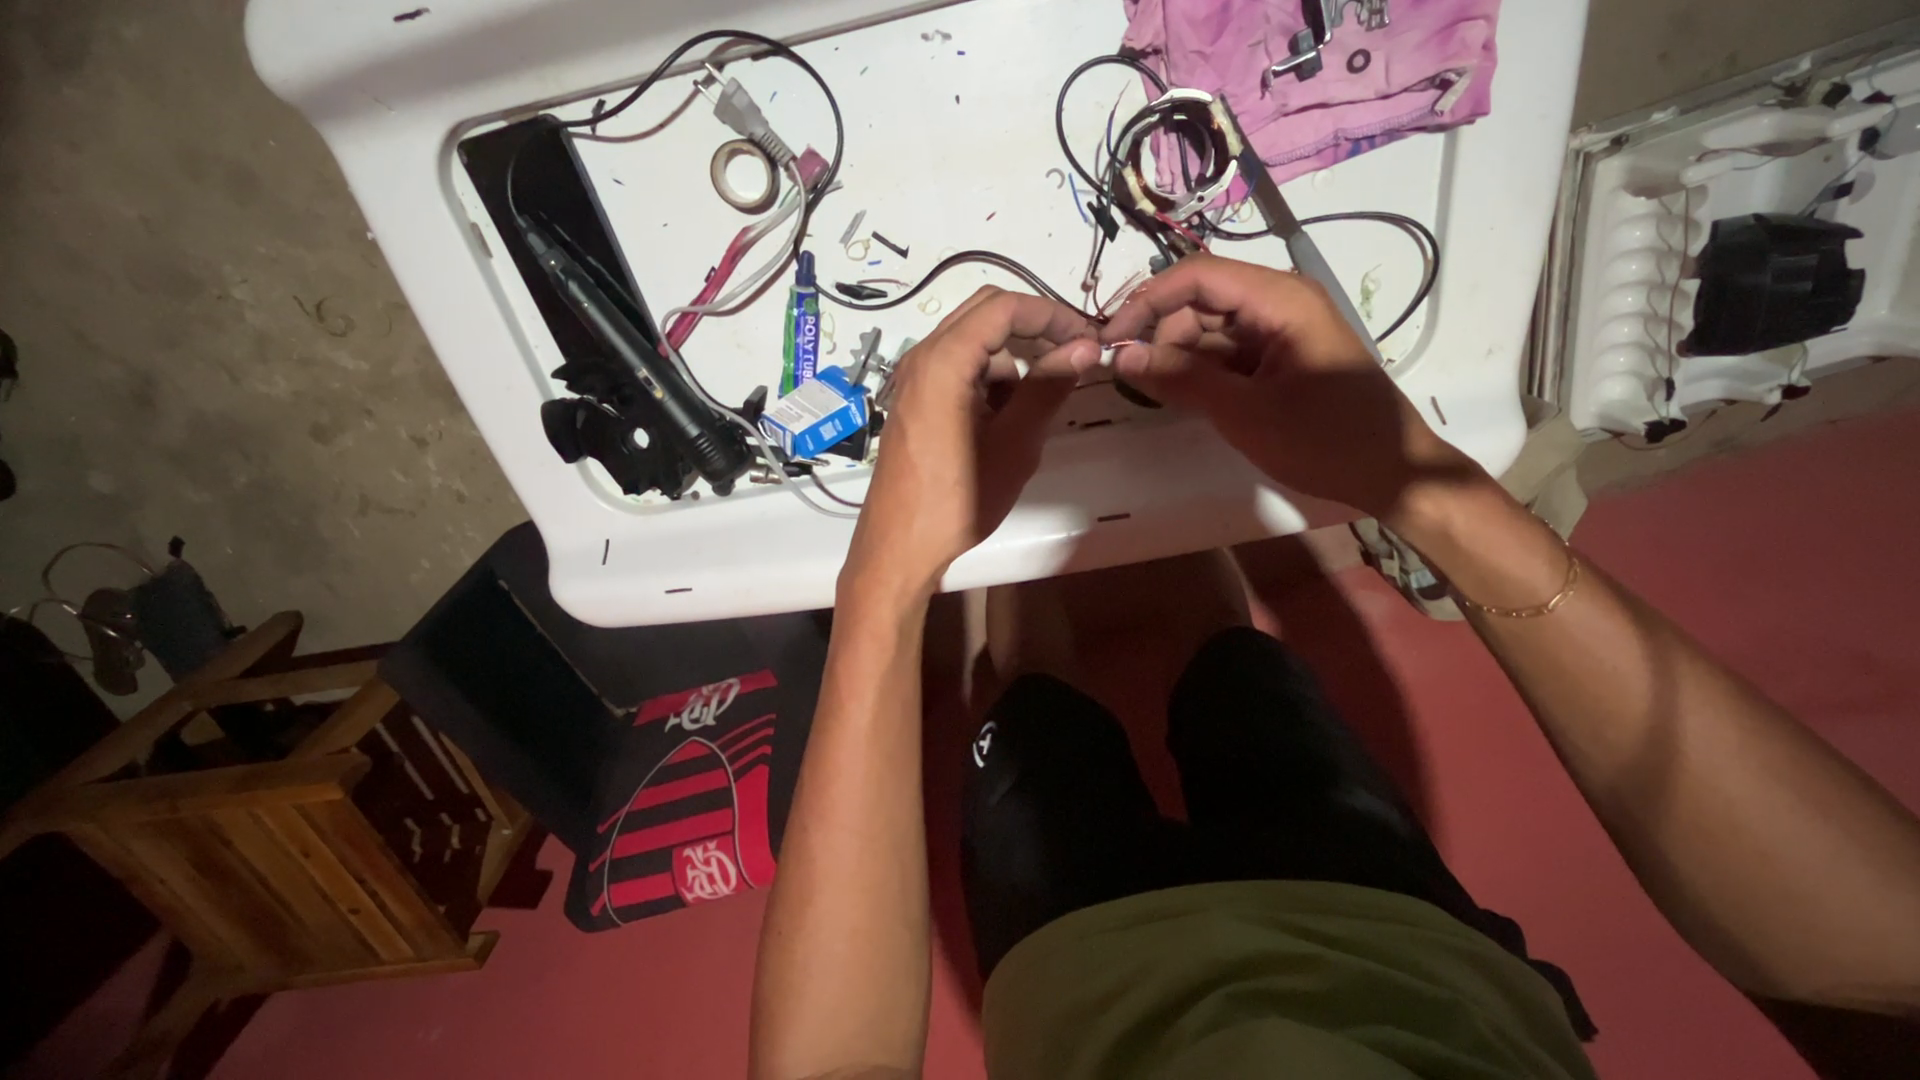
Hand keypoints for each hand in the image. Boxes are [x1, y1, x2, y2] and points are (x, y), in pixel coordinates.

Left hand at [841, 287, 1097, 603]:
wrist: (900, 547)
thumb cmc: (960, 499)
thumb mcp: (1015, 443)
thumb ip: (1049, 386)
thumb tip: (1086, 346)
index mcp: (943, 361)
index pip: (1004, 307)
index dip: (1052, 315)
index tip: (1087, 339)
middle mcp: (922, 358)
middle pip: (985, 314)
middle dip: (1033, 327)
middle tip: (1074, 353)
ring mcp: (914, 380)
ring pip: (973, 343)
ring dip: (1013, 357)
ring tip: (1045, 396)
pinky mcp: (916, 402)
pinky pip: (958, 371)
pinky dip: (990, 379)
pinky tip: (1011, 416)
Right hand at [1099, 254, 1483, 526]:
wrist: (1393, 473)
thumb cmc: (1325, 440)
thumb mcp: (1245, 412)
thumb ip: (1182, 378)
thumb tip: (1122, 356)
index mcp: (1280, 299)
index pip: (1197, 275)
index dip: (1147, 301)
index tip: (1110, 339)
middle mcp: (1280, 303)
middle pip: (1201, 300)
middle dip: (1163, 334)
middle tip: (1137, 381)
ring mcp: (1281, 331)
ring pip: (1210, 328)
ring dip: (1179, 356)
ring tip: (1162, 395)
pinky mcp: (1281, 359)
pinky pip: (1228, 353)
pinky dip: (1202, 372)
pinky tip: (1188, 399)